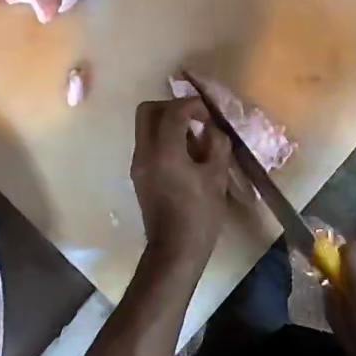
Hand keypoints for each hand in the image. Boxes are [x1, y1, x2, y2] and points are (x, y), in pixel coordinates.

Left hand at [130, 98, 231, 278]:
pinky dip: (163, 138)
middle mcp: (145, 153)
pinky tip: (185, 154)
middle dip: (171, 107)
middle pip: (147, 111)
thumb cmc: (200, 215)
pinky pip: (147, 143)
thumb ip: (216, 145)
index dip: (192, 105)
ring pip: (144, 126)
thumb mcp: (217, 177)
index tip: (208, 114)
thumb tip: (211, 129)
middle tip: (193, 118)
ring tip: (192, 137)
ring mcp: (138, 164)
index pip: (173, 112)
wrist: (175, 249)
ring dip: (166, 122)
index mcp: (165, 152)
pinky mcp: (138, 175)